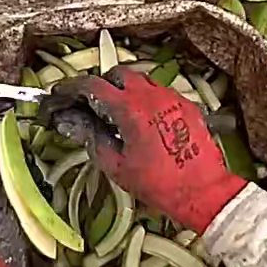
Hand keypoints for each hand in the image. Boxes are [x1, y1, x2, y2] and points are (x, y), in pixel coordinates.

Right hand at [39, 66, 246, 232]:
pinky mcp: (188, 106)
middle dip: (102, 83)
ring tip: (119, 111)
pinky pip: (161, 92)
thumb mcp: (116, 166)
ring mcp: (172, 98)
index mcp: (130, 109)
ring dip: (126, 89)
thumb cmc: (159, 184)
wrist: (204, 192)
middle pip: (118, 73)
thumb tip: (77, 124)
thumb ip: (93, 139)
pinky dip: (147, 99)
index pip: (93, 85)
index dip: (72, 87)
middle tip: (92, 102)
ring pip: (142, 79)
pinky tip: (145, 120)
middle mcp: (152, 96)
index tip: (62, 92)